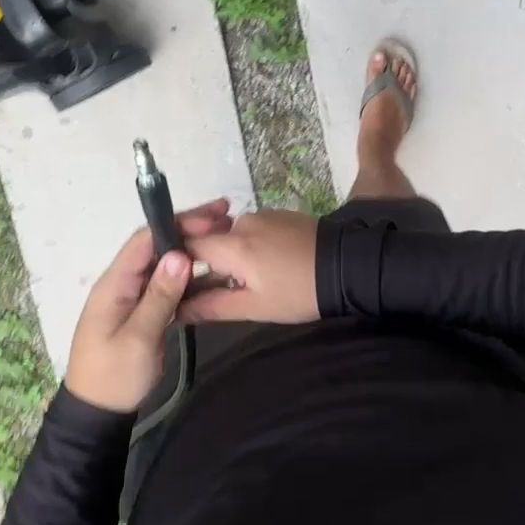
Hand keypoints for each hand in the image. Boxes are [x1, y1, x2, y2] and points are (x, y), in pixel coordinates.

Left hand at [63, 198, 232, 412]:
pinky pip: (168, 284)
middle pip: (157, 245)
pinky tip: (216, 271)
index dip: (178, 223)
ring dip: (194, 249)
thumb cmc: (114, 376)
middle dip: (190, 229)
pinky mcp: (145, 310)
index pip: (146, 239)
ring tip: (227, 238)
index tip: (212, 218)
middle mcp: (123, 283)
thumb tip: (179, 255)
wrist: (97, 414)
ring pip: (165, 263)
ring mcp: (134, 296)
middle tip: (227, 218)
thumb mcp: (138, 338)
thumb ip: (159, 296)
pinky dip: (191, 274)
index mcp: (114, 284)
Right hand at [180, 209, 318, 323]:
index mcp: (233, 244)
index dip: (177, 264)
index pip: (187, 245)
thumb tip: (176, 310)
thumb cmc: (299, 292)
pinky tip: (267, 267)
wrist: (348, 266)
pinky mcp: (281, 214)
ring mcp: (265, 215)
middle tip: (218, 292)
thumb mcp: (254, 307)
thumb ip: (212, 306)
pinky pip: (253, 230)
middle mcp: (244, 221)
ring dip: (233, 257)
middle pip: (210, 240)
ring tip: (249, 283)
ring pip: (233, 236)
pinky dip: (251, 248)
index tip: (176, 284)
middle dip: (209, 265)